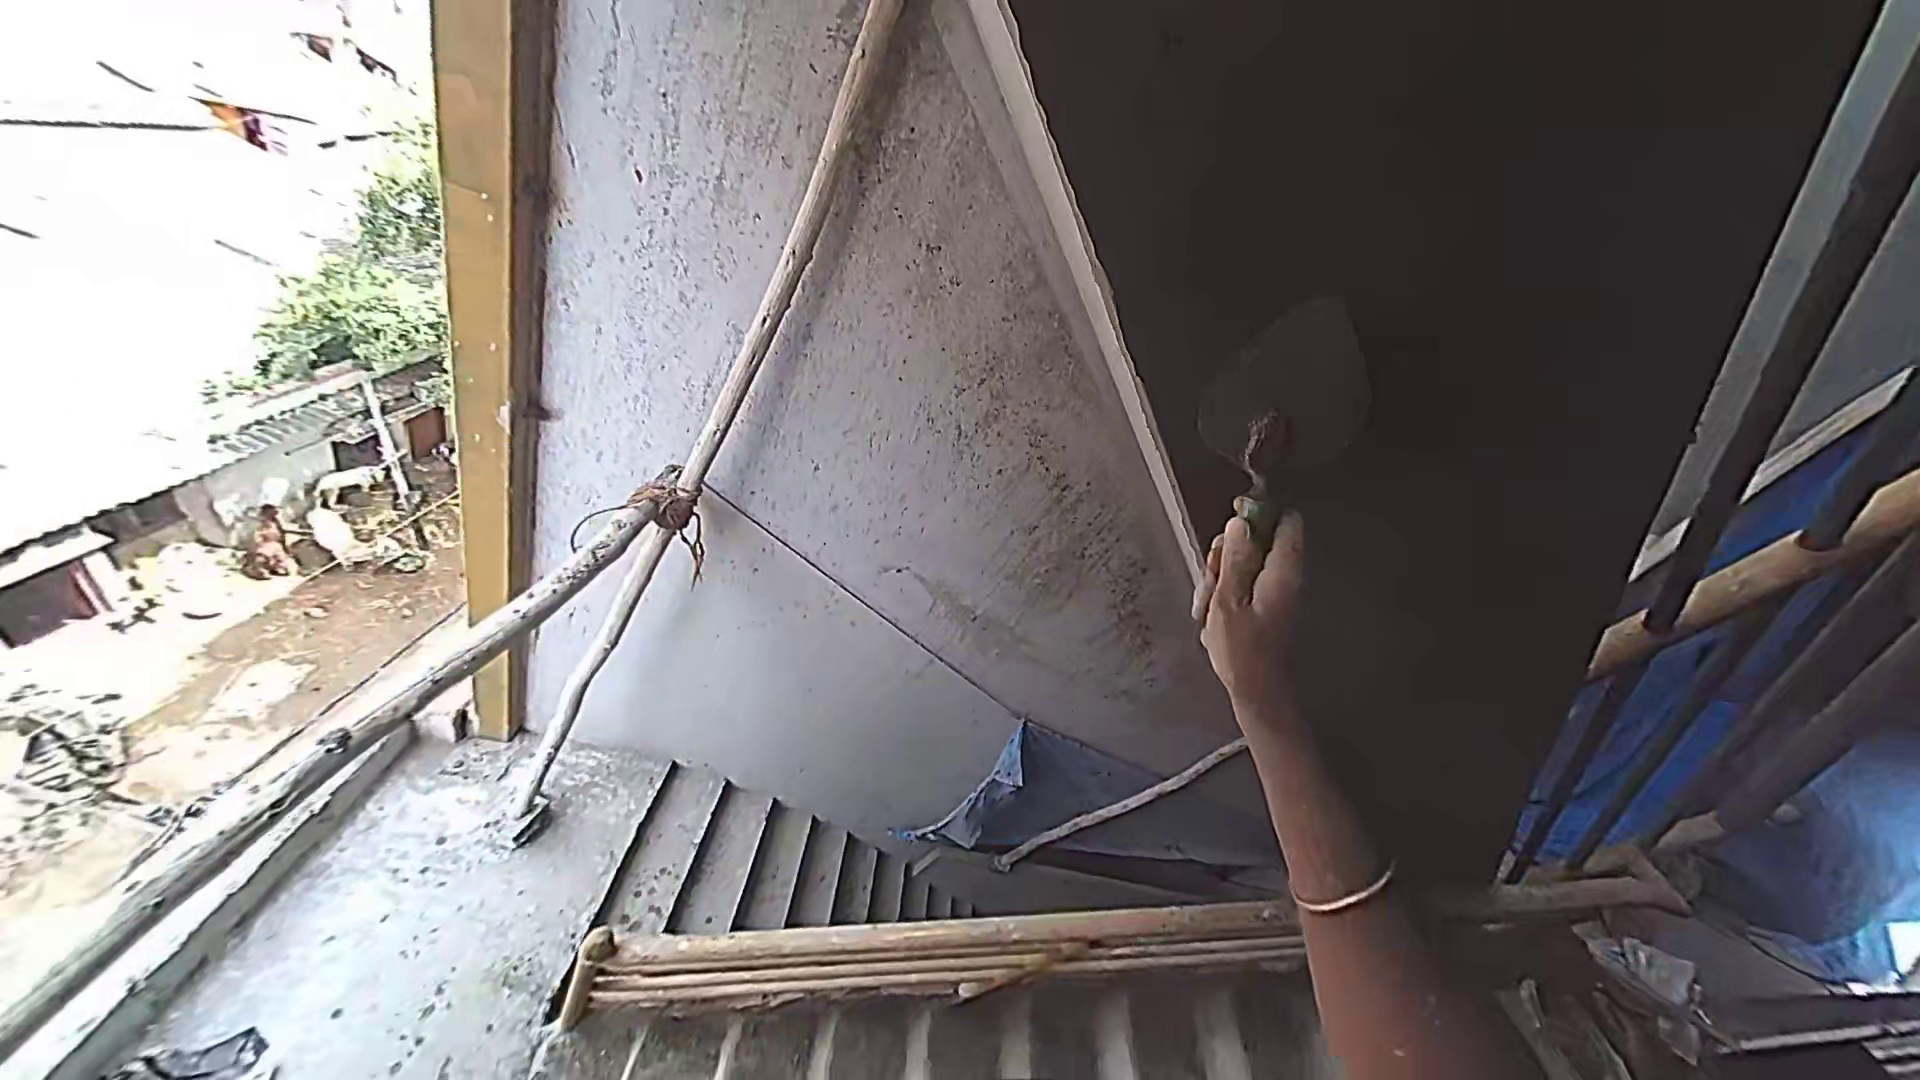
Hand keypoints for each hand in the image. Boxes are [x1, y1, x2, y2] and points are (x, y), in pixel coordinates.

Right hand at [1195, 511, 1305, 707]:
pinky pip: (1238, 583)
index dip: (1258, 512)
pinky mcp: (1260, 602)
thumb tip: (1239, 522)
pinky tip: (1211, 613)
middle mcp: (1283, 576)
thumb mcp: (1228, 600)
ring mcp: (1272, 589)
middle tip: (1212, 579)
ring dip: (1218, 577)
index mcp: (1281, 571)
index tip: (1231, 520)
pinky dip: (1221, 592)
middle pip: (1254, 541)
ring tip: (1208, 606)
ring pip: (1240, 563)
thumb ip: (1234, 559)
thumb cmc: (1242, 649)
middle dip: (1225, 554)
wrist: (1254, 688)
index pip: (1285, 522)